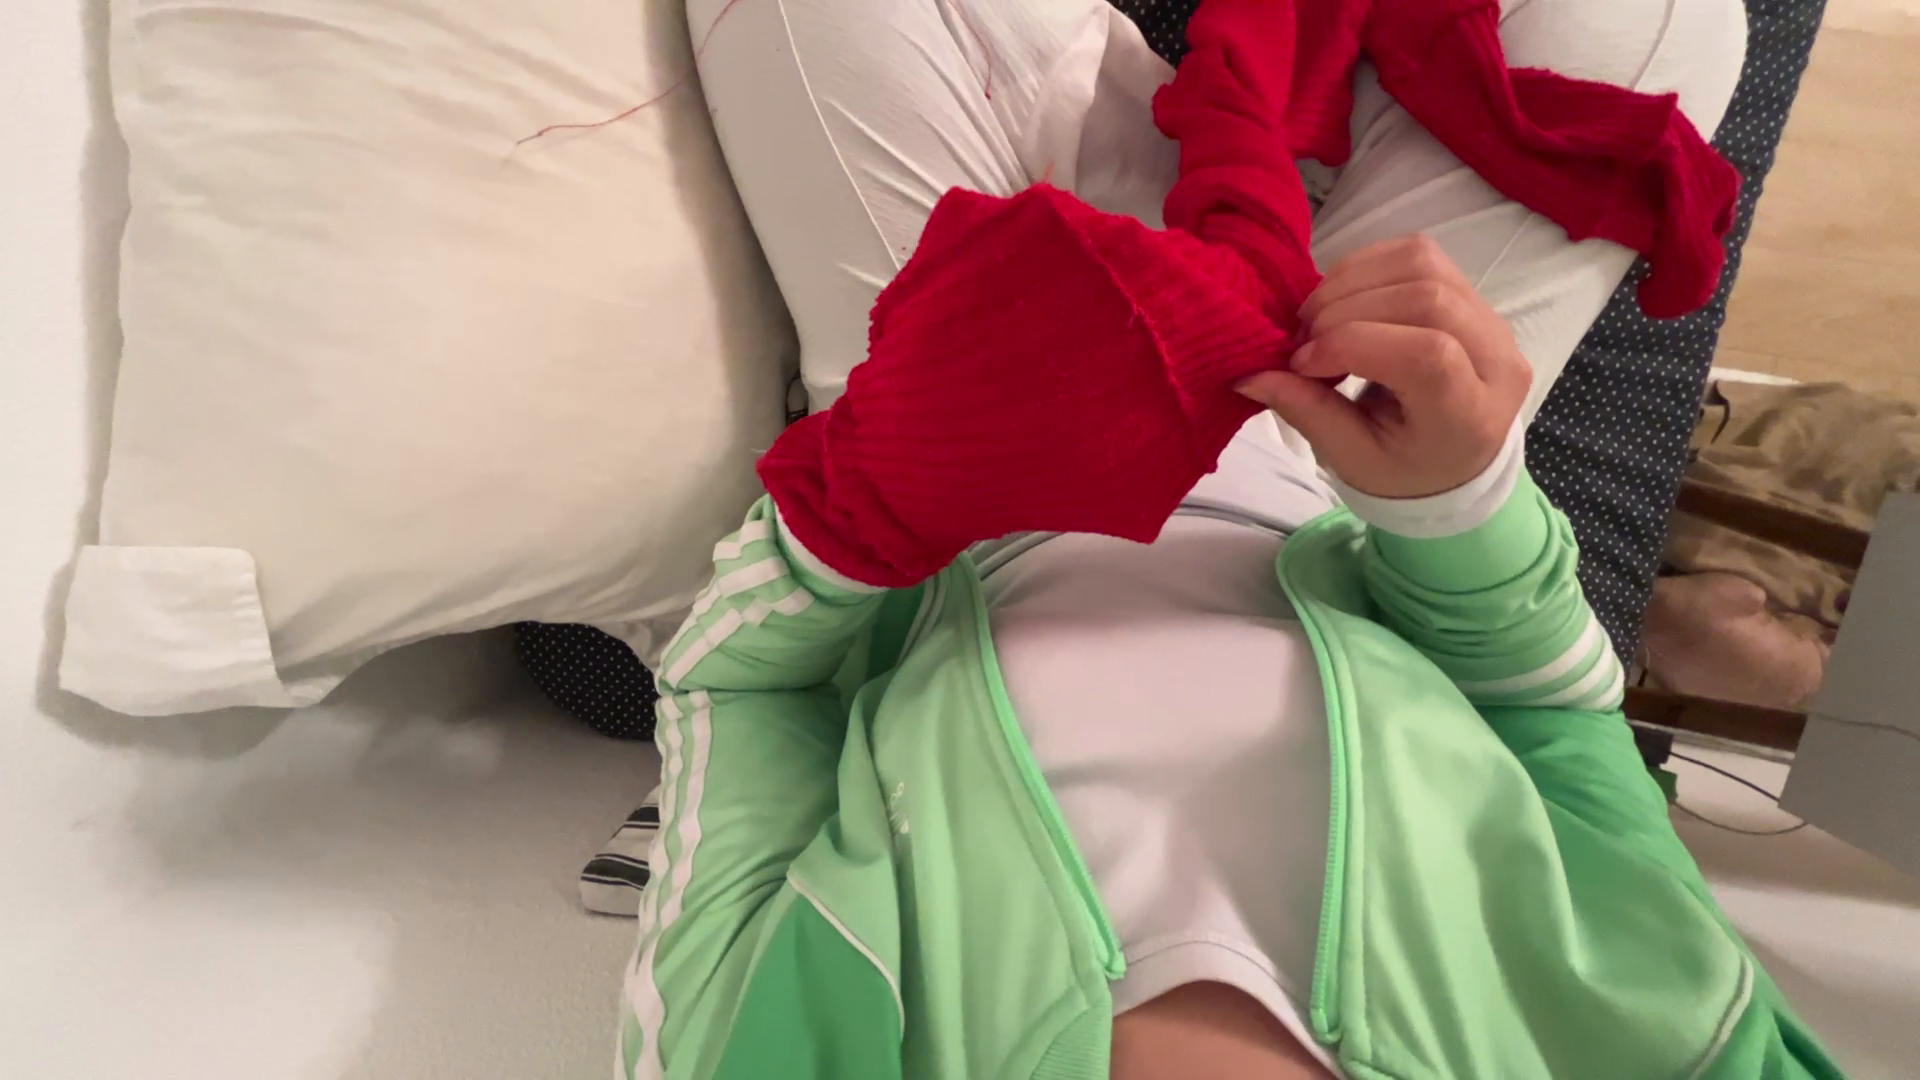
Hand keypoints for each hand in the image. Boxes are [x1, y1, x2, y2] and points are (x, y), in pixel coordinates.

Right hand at [1237, 235, 1529, 498]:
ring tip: (1315, 319)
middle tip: (1301, 341)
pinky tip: (1337, 299)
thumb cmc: (1400, 469)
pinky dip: (1365, 267)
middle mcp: (1495, 356)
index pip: (1425, 355)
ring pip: (1423, 264)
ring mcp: (1490, 318)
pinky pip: (1419, 255)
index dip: (1352, 344)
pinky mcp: (1472, 295)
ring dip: (1351, 282)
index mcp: (1467, 414)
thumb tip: (1248, 374)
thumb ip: (1306, 410)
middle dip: (1344, 311)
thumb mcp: (1349, 456)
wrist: (1451, 460)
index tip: (1301, 366)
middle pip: (1425, 298)